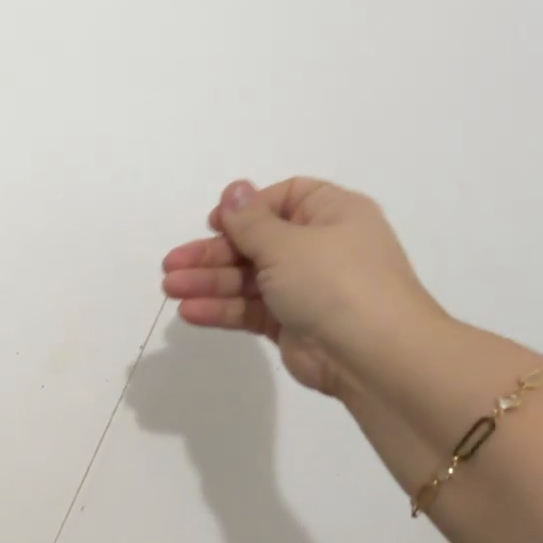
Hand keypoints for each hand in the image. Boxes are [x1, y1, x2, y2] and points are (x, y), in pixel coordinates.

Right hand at [161, 178, 447, 396]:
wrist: (372, 352)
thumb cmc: (335, 282)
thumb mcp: (287, 243)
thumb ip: (250, 221)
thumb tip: (234, 189)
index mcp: (332, 215)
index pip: (284, 199)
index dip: (246, 209)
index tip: (213, 224)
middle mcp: (319, 248)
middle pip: (255, 243)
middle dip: (211, 254)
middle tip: (171, 266)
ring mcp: (304, 287)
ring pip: (247, 279)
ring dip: (208, 282)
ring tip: (171, 289)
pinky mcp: (290, 323)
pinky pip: (249, 309)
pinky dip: (221, 309)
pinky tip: (190, 312)